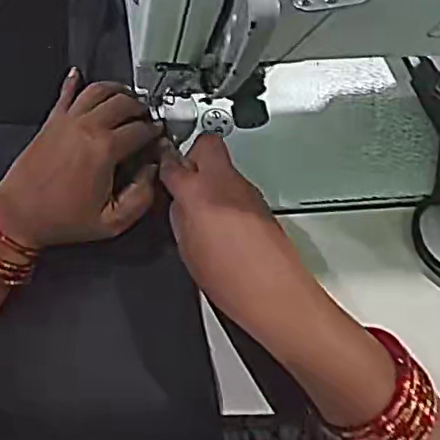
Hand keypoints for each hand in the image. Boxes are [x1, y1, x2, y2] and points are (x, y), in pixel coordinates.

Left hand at [0, 70, 159, 249]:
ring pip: (99, 90)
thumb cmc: (59, 219)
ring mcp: (67, 121)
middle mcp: (86, 128)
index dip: (155, 132)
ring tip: (128, 97)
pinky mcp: (51, 122)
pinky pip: (66, 93)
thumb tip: (152, 173)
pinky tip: (78, 75)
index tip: (158, 137)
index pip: (141, 129)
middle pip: (124, 102)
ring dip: (118, 90)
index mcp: (104, 150)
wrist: (18, 217)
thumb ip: (142, 197)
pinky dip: (74, 81)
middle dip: (142, 108)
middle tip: (148, 116)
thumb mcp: (112, 222)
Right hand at [161, 134, 371, 385]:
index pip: (173, 163)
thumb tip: (177, 205)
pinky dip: (227, 194)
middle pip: (207, 144)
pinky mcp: (262, 203)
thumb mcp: (187, 251)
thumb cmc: (235, 282)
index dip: (164, 166)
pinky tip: (223, 221)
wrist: (277, 295)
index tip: (163, 172)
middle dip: (192, 154)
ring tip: (203, 206)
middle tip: (183, 175)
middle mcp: (227, 184)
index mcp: (198, 194)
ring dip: (211, 177)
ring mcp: (248, 191)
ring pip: (225, 164)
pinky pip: (238, 186)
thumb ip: (179, 218)